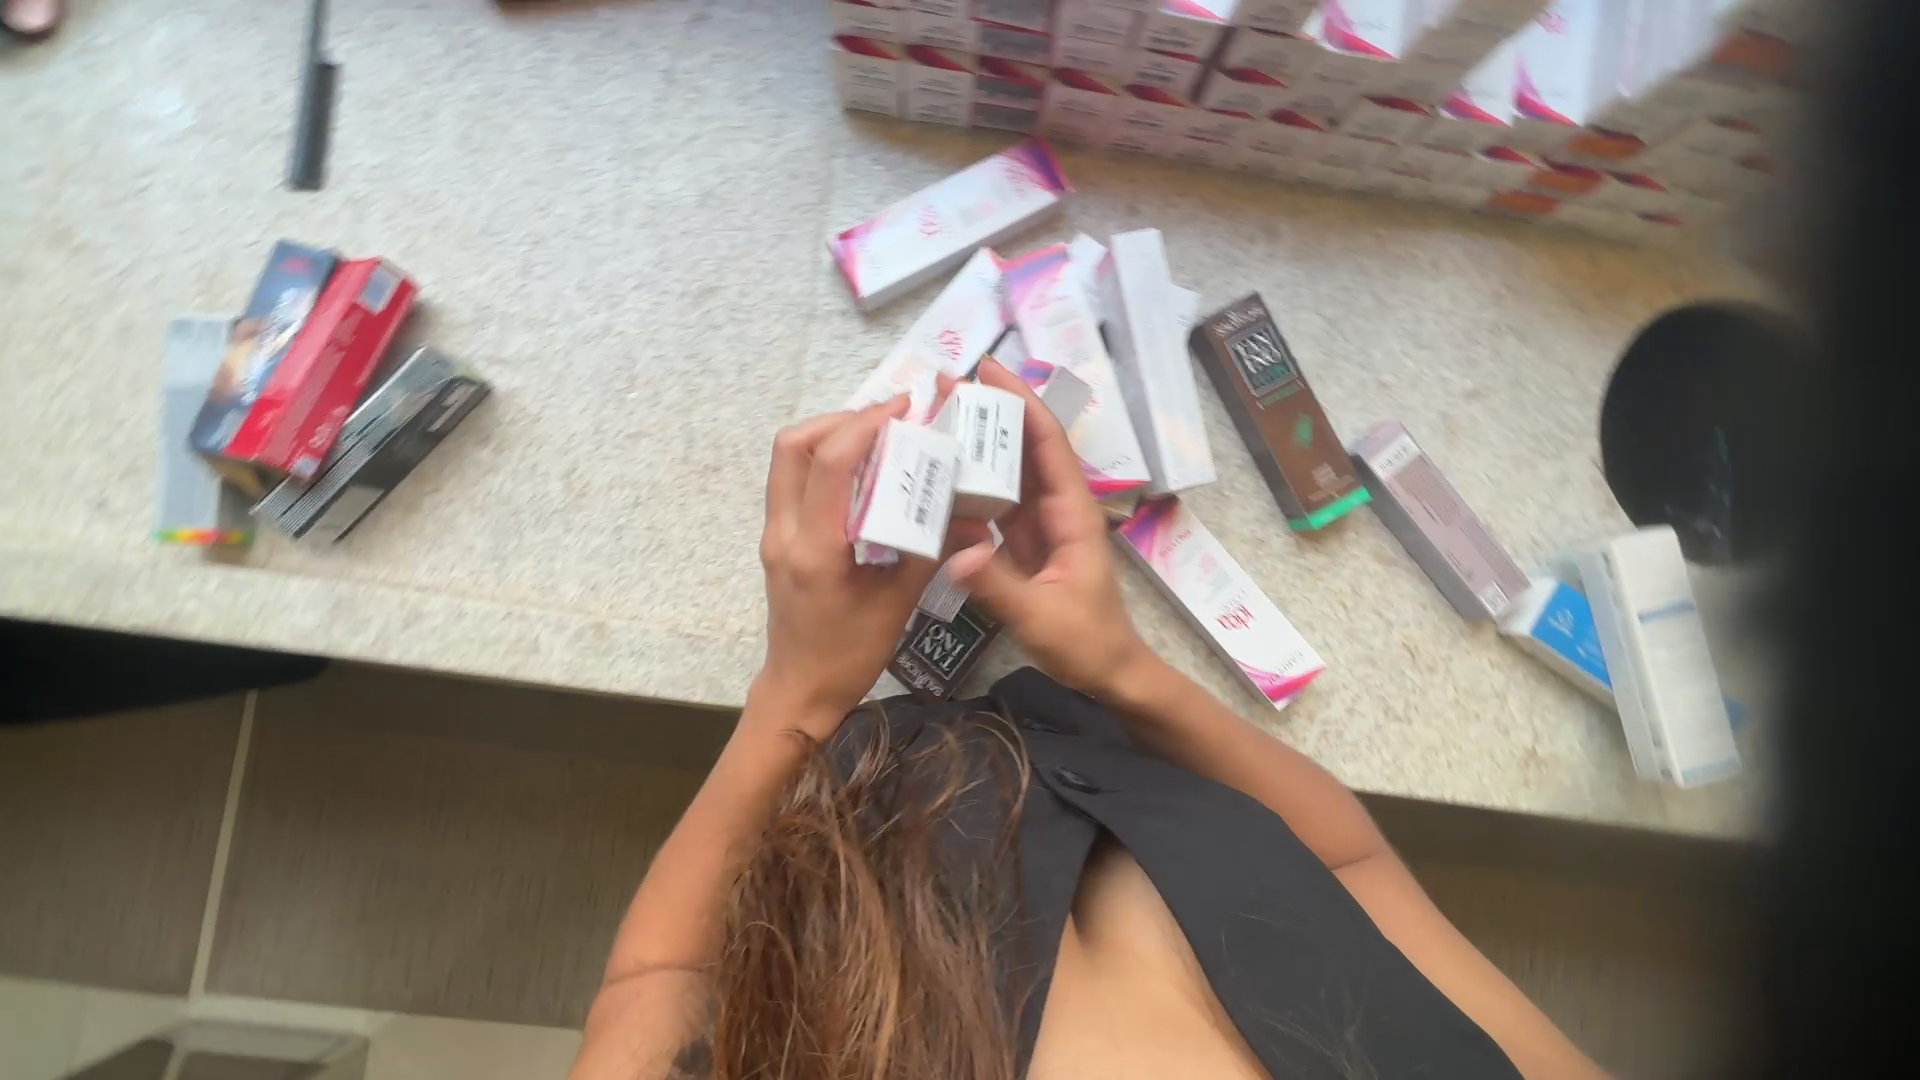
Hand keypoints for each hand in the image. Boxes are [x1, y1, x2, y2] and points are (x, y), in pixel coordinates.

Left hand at [751, 397, 946, 737]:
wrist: (799, 689)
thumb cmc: (849, 654)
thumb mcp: (897, 605)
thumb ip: (930, 553)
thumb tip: (973, 520)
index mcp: (814, 548)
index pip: (829, 464)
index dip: (865, 424)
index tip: (902, 408)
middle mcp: (783, 531)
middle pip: (793, 446)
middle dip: (840, 420)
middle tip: (886, 421)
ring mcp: (773, 533)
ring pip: (787, 459)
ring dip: (828, 436)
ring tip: (875, 437)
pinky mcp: (777, 539)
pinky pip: (792, 480)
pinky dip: (822, 460)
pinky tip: (860, 472)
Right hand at [943, 358, 1154, 697]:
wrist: (1108, 671)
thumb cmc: (1087, 642)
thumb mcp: (1040, 616)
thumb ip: (996, 583)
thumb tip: (951, 549)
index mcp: (1072, 514)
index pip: (1048, 445)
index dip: (1021, 404)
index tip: (987, 370)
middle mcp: (1058, 509)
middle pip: (1026, 448)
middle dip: (992, 412)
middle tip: (944, 386)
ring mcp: (1041, 525)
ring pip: (1009, 473)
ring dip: (979, 445)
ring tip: (937, 418)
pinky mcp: (1025, 543)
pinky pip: (996, 505)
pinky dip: (971, 487)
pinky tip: (941, 476)